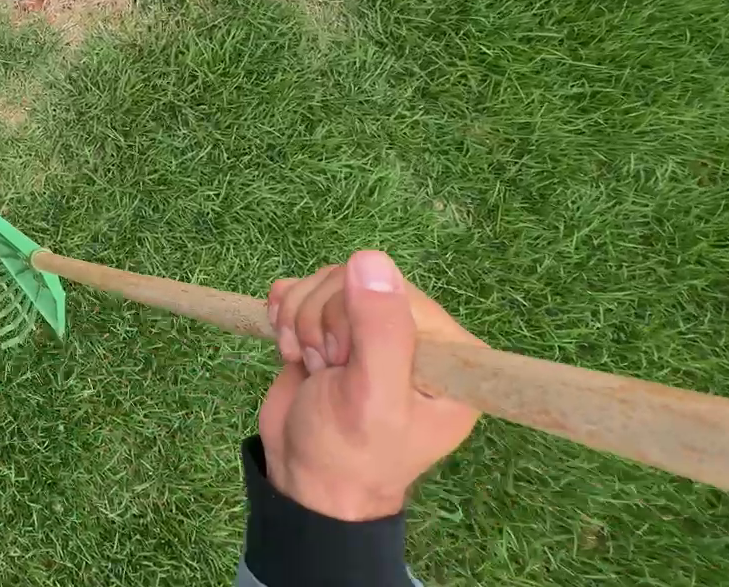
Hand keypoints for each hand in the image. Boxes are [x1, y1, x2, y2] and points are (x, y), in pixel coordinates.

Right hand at [258, 250, 480, 520]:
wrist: (303, 470)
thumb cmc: (350, 450)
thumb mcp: (371, 397)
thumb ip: (379, 330)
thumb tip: (370, 257)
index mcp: (447, 352)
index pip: (393, 291)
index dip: (355, 316)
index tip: (348, 362)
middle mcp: (413, 334)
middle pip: (351, 282)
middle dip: (319, 321)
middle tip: (326, 368)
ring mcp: (367, 329)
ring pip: (320, 283)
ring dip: (297, 320)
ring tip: (307, 363)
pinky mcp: (327, 325)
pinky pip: (298, 288)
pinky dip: (281, 311)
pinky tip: (286, 342)